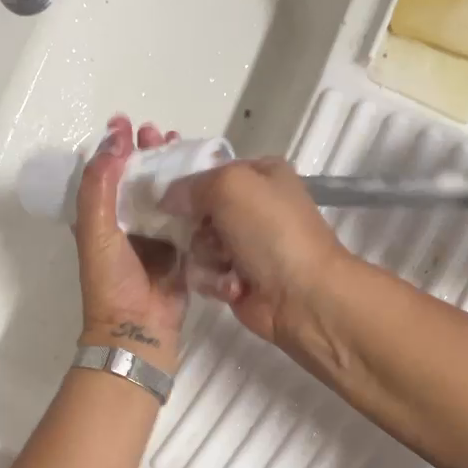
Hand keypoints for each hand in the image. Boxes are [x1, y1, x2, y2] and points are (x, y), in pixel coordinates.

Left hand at [75, 116, 187, 369]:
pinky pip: (192, 219)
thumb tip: (116, 138)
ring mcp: (158, 239)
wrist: (138, 329)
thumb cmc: (111, 281)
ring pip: (169, 195)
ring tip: (187, 148)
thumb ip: (100, 184)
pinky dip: (199, 199)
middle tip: (163, 133)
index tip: (130, 123)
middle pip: (143, 179)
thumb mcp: (95, 229)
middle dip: (152, 153)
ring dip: (177, 170)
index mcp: (103, 220)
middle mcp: (129, 226)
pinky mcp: (183, 252)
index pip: (110, 174)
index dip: (119, 147)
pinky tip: (209, 180)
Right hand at [164, 157, 353, 351]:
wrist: (301, 294)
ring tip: (228, 266)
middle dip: (198, 227)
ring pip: (196, 246)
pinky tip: (234, 287)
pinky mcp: (235, 279)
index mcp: (259, 175)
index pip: (207, 173)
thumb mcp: (231, 185)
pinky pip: (203, 274)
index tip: (169, 202)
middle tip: (212, 236)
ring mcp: (243, 245)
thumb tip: (166, 200)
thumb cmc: (271, 231)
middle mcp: (251, 207)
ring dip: (207, 258)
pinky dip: (214, 281)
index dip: (187, 187)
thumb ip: (191, 184)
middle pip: (197, 212)